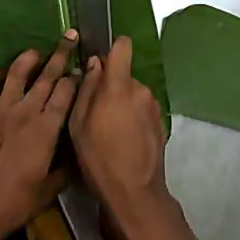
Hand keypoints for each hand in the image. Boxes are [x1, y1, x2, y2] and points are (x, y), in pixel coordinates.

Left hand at [0, 31, 79, 239]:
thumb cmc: (17, 201)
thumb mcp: (50, 188)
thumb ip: (63, 167)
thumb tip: (75, 155)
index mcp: (46, 129)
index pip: (65, 94)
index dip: (75, 79)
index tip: (82, 68)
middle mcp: (25, 112)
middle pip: (46, 77)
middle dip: (60, 56)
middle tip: (69, 37)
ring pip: (16, 74)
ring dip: (27, 59)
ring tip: (35, 52)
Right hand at [70, 35, 176, 239]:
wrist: (134, 193)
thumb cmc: (98, 156)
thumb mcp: (78, 122)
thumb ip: (86, 88)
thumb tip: (94, 65)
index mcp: (118, 86)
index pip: (122, 48)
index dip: (113, 46)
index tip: (100, 57)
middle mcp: (141, 91)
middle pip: (123, 75)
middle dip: (109, 84)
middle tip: (93, 106)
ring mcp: (154, 108)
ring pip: (132, 93)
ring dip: (120, 102)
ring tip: (106, 126)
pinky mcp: (161, 124)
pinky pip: (141, 109)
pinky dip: (131, 116)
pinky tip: (121, 138)